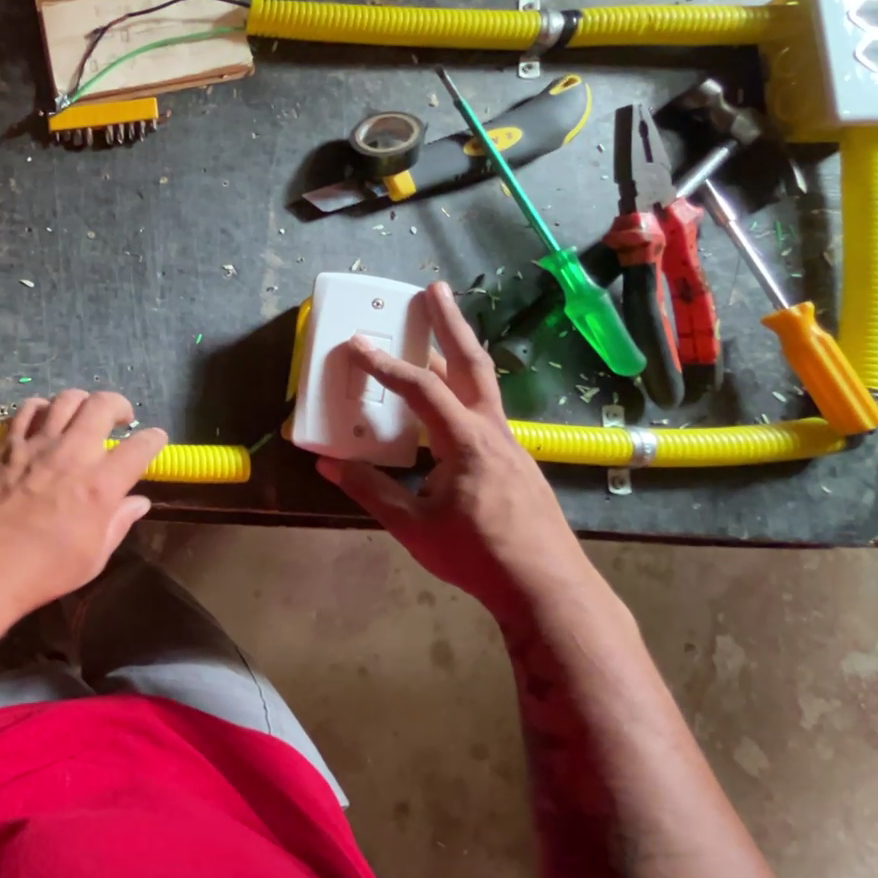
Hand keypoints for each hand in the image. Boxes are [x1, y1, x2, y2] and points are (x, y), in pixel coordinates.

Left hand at [0, 390, 166, 616]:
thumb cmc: (41, 572)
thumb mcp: (92, 558)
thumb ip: (117, 523)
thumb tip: (138, 502)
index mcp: (99, 486)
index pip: (139, 448)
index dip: (154, 439)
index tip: (155, 438)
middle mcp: (71, 455)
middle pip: (102, 405)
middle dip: (119, 405)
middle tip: (121, 417)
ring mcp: (35, 445)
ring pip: (65, 399)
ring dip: (81, 401)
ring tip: (83, 414)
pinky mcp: (5, 444)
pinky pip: (26, 410)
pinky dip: (41, 408)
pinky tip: (43, 420)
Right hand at [315, 282, 592, 623]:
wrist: (548, 589)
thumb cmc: (477, 555)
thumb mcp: (412, 525)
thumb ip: (371, 489)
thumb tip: (328, 463)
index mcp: (467, 442)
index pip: (421, 389)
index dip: (385, 364)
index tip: (355, 343)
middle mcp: (494, 433)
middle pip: (471, 364)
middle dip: (450, 324)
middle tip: (433, 289)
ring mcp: (510, 447)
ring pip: (483, 386)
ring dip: (460, 352)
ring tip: (440, 330)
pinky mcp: (516, 463)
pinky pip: (485, 411)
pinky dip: (465, 388)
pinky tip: (450, 403)